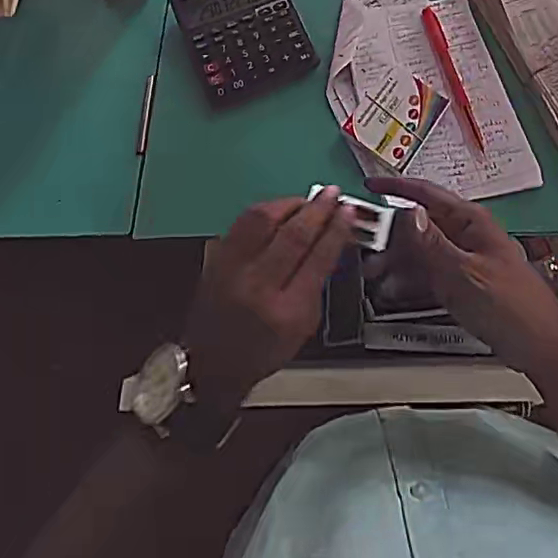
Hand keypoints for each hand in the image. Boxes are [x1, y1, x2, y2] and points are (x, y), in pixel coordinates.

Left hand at [182, 188, 353, 412]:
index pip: (318, 259)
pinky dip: (267, 208)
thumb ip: (318, 281)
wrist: (210, 362)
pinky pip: (244, 220)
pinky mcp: (217, 256)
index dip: (336, 230)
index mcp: (287, 312)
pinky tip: (282, 208)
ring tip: (310, 200)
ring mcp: (233, 269)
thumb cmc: (264, 348)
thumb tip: (332, 237)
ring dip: (292, 203)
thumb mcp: (304, 324)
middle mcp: (258, 287)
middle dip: (318, 210)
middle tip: (333, 195)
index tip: (347, 212)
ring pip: (264, 219)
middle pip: (293, 235)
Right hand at [369, 177, 557, 382]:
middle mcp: (465, 234)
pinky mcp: (462, 282)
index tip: (370, 184)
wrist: (542, 347)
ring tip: (374, 275)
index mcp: (471, 221)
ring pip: (421, 251)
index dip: (397, 186)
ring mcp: (463, 259)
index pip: (427, 193)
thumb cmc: (511, 306)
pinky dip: (411, 280)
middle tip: (365, 249)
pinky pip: (429, 273)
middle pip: (419, 224)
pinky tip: (393, 291)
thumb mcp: (466, 274)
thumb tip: (408, 212)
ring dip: (397, 261)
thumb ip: (433, 244)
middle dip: (391, 236)